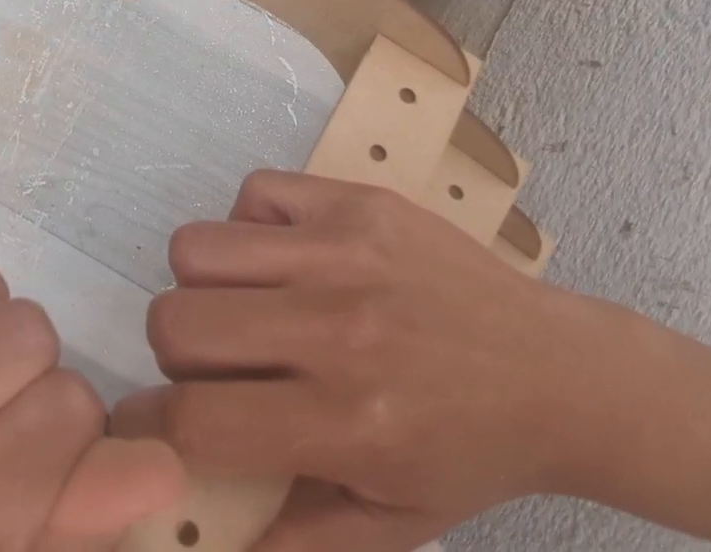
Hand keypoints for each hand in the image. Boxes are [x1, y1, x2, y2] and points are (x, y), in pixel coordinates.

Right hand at [123, 171, 614, 550]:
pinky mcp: (361, 201)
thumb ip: (292, 541)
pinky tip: (289, 259)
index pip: (193, 419)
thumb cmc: (468, 455)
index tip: (153, 421)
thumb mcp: (390, 525)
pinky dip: (253, 225)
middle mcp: (338, 331)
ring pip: (196, 249)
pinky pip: (254, 193)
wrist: (561, 374)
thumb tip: (194, 538)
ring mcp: (347, 253)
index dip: (148, 426)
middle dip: (177, 353)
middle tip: (220, 364)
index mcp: (344, 424)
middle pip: (175, 322)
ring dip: (205, 285)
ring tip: (250, 304)